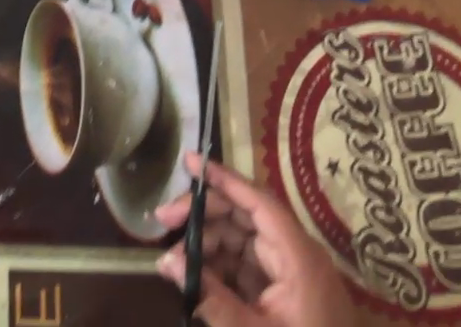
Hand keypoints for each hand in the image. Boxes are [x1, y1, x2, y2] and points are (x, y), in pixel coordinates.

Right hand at [154, 153, 353, 326]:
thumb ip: (209, 297)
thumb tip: (165, 262)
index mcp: (298, 259)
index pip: (258, 203)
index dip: (224, 179)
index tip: (189, 161)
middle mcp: (297, 258)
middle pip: (245, 217)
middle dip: (203, 214)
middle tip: (162, 219)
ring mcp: (293, 279)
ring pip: (242, 242)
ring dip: (206, 243)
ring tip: (172, 258)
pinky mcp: (286, 300)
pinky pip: (247, 268)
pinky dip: (219, 267)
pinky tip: (193, 276)